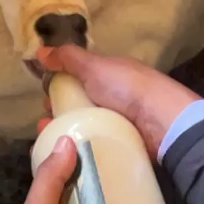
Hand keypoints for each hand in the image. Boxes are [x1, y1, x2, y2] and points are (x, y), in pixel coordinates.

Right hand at [37, 45, 200, 156]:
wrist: (162, 121)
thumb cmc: (127, 87)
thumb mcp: (94, 67)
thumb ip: (68, 58)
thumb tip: (40, 50)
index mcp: (110, 74)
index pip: (79, 79)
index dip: (59, 87)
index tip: (44, 99)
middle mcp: (114, 96)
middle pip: (79, 104)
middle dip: (58, 112)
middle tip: (45, 123)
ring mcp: (119, 121)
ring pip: (85, 126)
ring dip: (65, 131)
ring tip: (49, 140)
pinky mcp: (122, 143)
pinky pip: (96, 143)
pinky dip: (80, 147)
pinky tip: (66, 153)